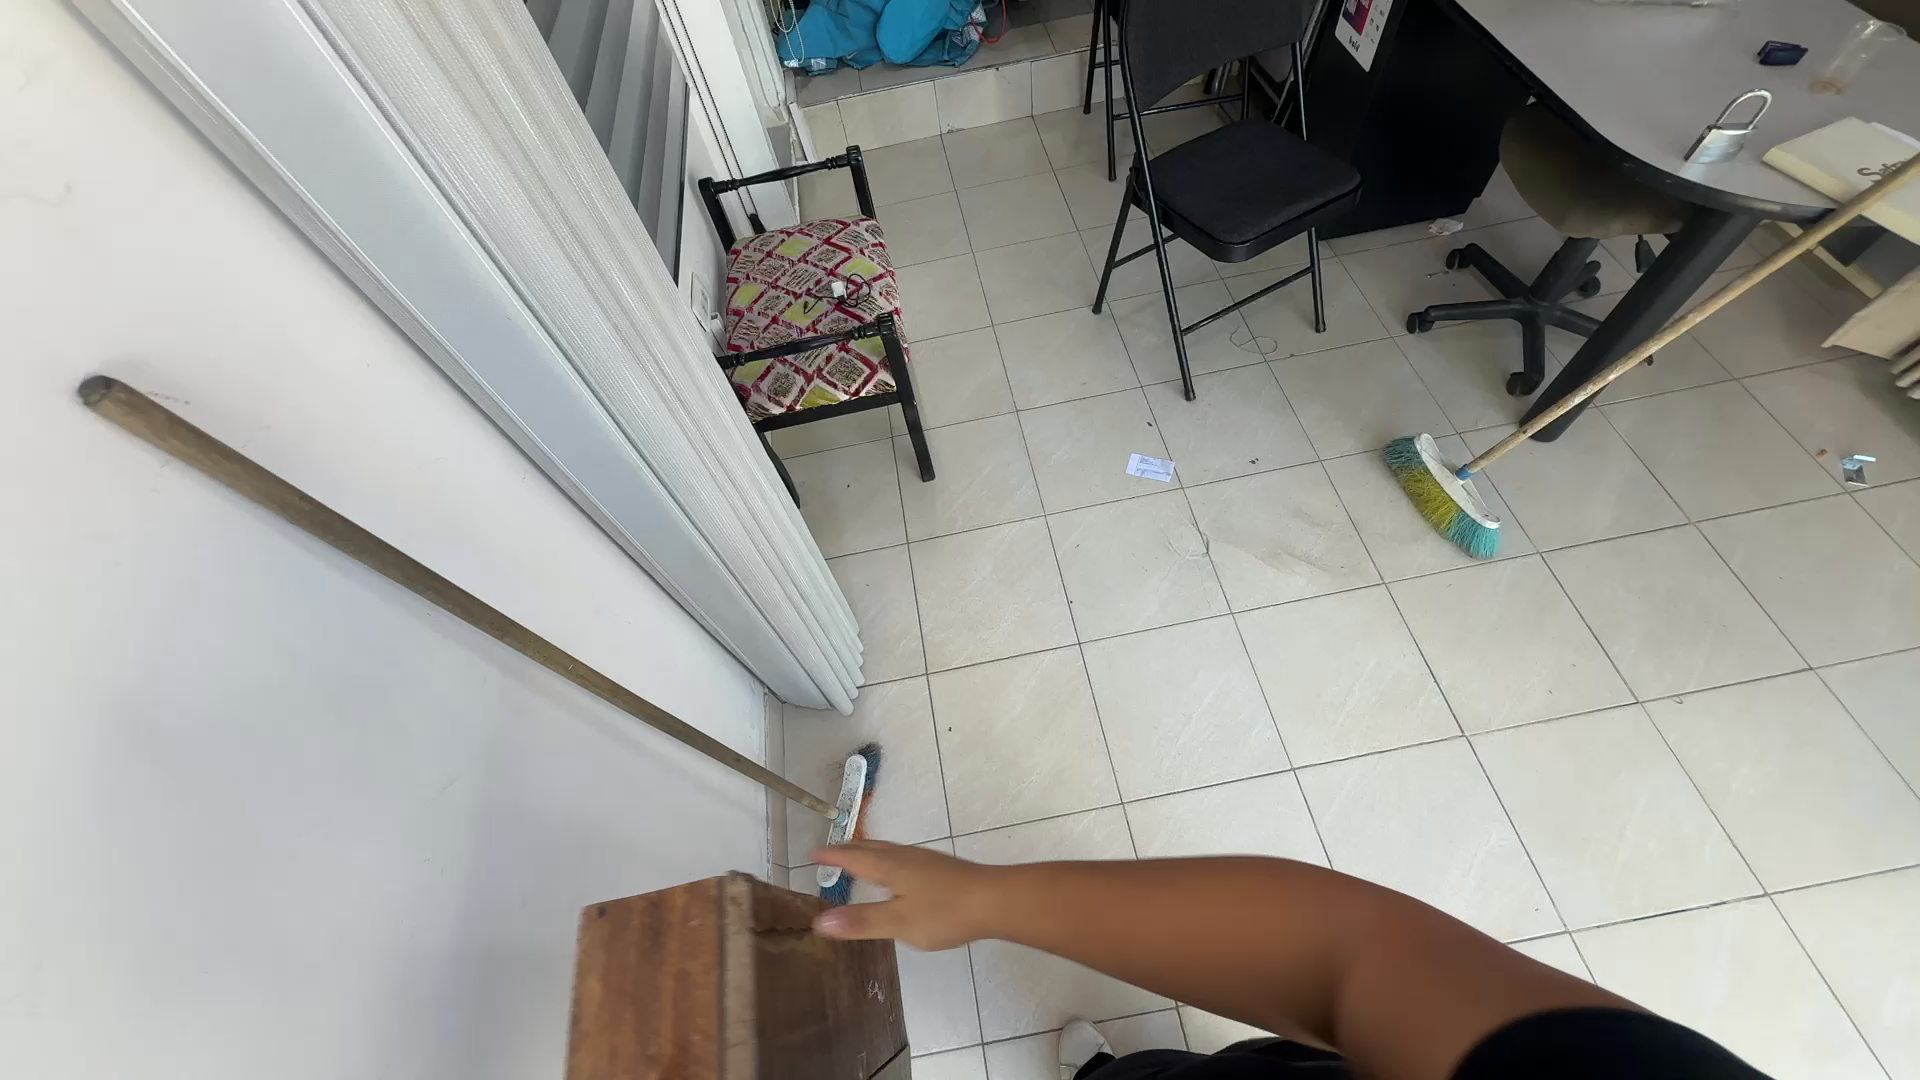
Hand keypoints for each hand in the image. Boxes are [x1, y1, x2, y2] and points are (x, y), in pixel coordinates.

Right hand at [809, 840, 1003, 950]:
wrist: (993, 900)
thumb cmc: (945, 911)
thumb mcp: (899, 922)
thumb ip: (862, 921)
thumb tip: (820, 921)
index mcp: (892, 866)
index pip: (855, 858)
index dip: (834, 856)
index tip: (813, 852)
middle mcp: (906, 857)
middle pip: (872, 848)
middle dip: (849, 849)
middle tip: (831, 851)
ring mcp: (925, 860)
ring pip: (889, 850)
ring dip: (869, 851)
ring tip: (859, 856)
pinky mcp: (940, 869)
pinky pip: (902, 857)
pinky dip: (887, 858)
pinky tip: (898, 872)